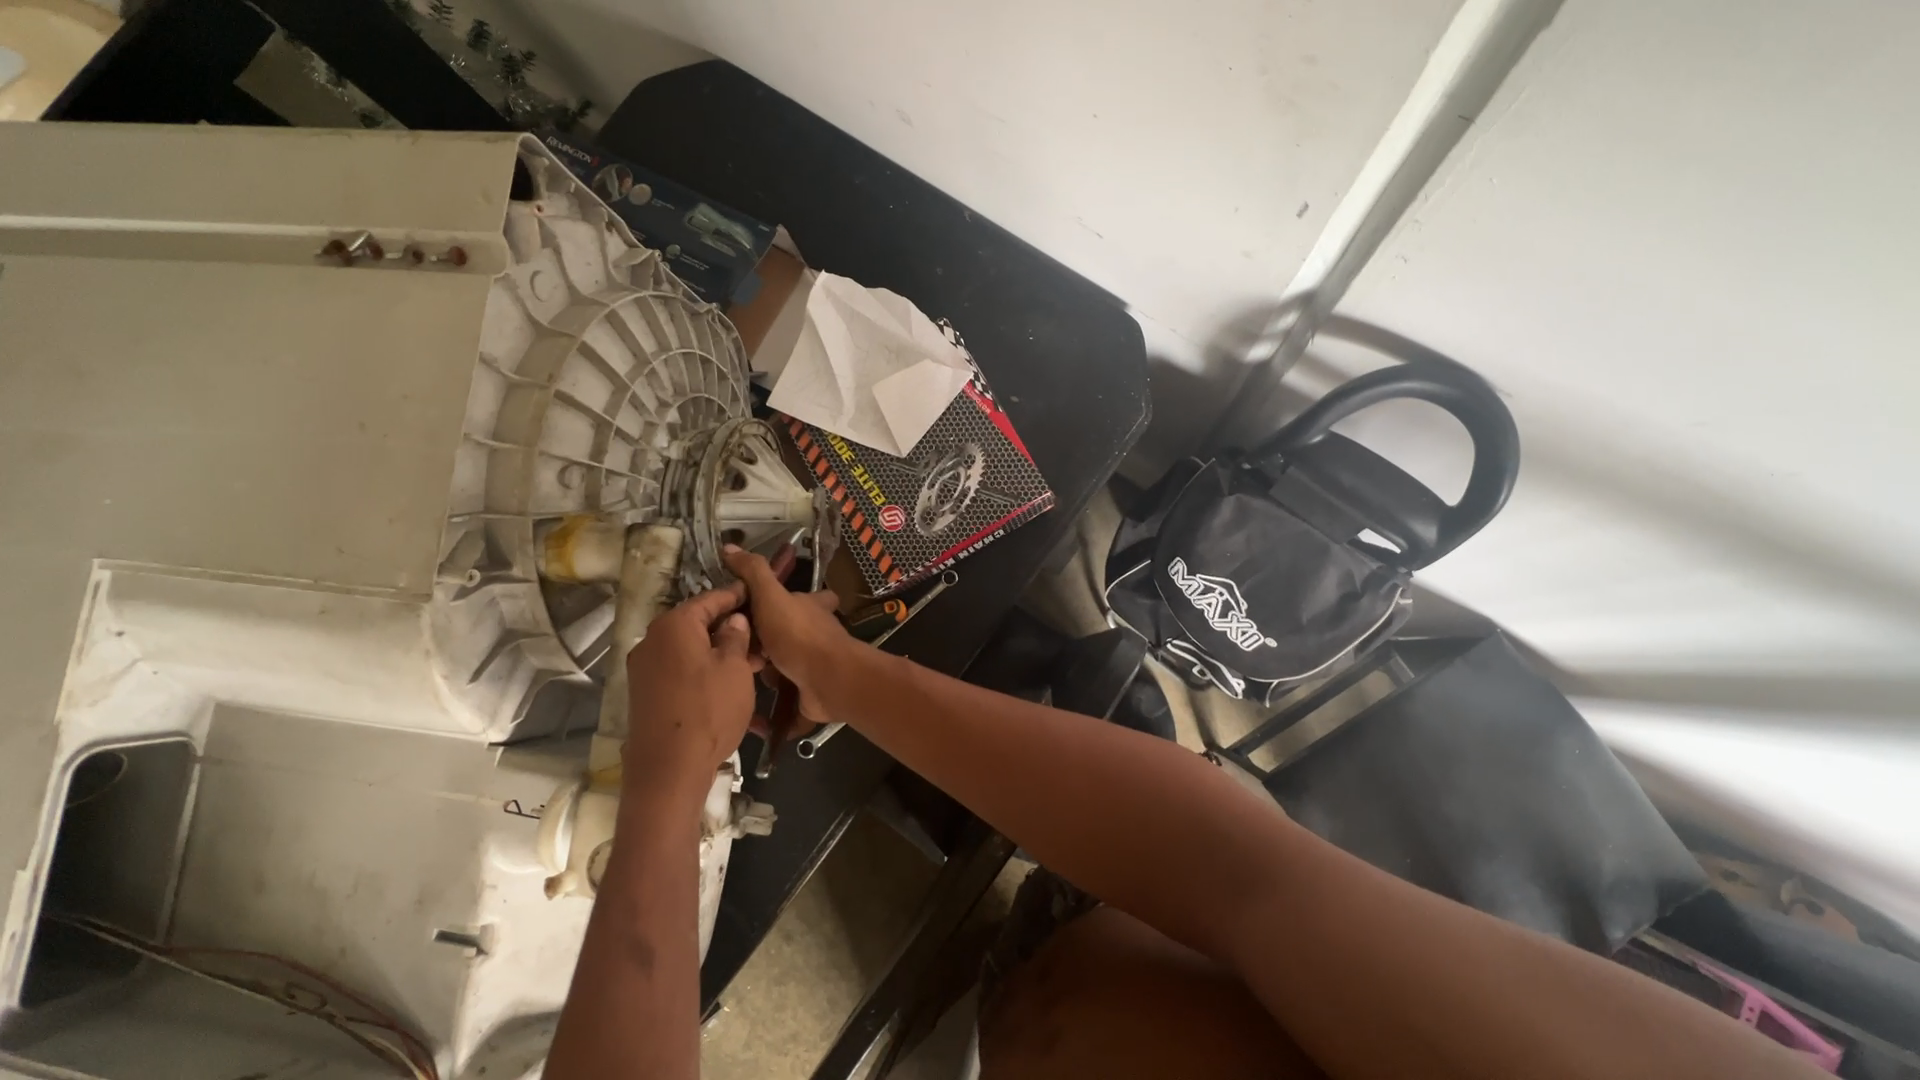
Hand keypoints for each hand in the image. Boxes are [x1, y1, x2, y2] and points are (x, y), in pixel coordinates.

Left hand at [622, 584, 756, 799]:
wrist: (669, 768)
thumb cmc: (709, 710)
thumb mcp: (735, 669)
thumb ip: (736, 637)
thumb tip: (733, 621)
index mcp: (673, 626)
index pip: (709, 599)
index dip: (734, 595)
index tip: (754, 593)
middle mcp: (652, 641)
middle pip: (696, 625)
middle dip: (728, 629)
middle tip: (760, 637)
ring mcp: (645, 669)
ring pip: (689, 651)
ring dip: (718, 654)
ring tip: (751, 665)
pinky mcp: (646, 694)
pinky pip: (680, 672)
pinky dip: (703, 672)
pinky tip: (728, 686)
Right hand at [723, 545, 850, 700]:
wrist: (826, 681)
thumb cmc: (798, 634)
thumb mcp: (771, 597)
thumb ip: (753, 573)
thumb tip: (729, 547)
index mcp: (812, 608)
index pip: (807, 597)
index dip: (788, 598)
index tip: (759, 605)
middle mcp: (816, 634)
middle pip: (788, 634)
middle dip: (764, 642)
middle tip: (735, 646)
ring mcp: (814, 666)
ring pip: (784, 665)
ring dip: (763, 670)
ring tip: (734, 670)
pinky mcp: (809, 694)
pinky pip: (785, 697)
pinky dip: (769, 705)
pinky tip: (746, 702)